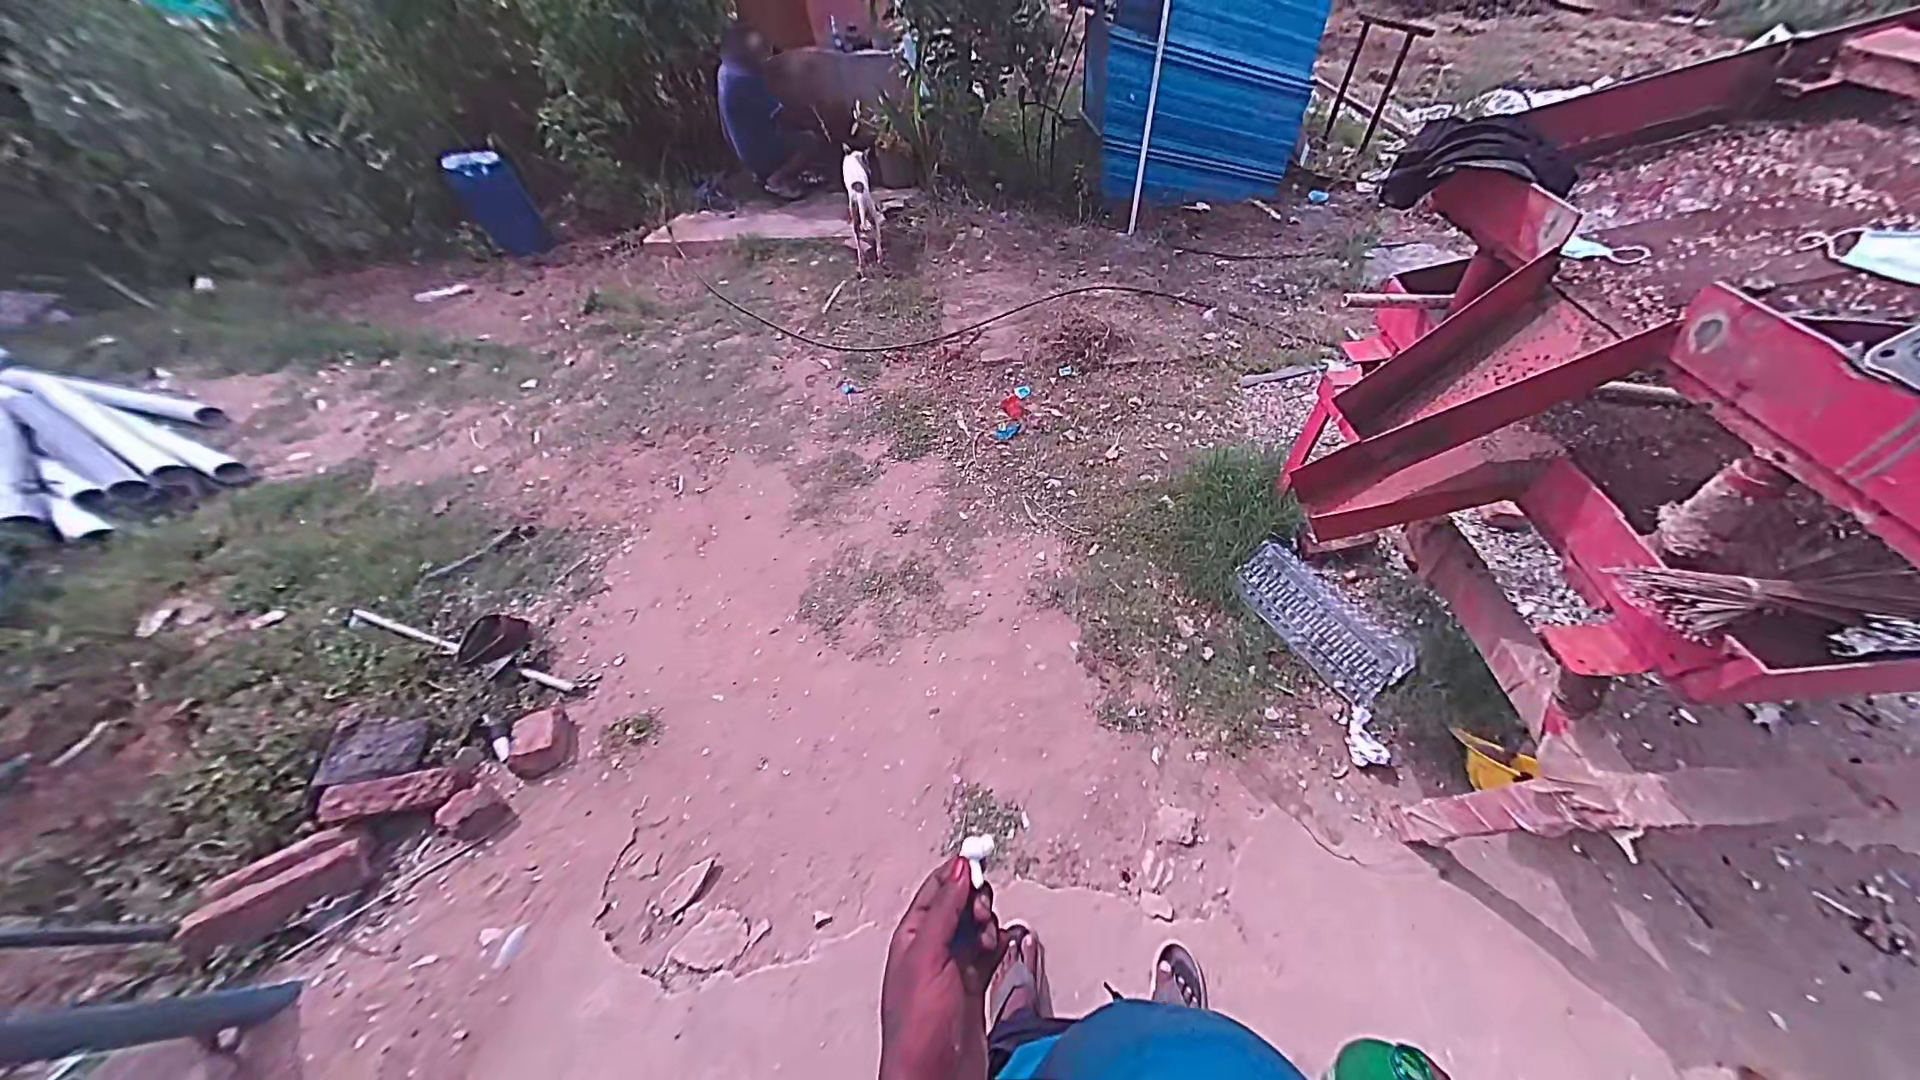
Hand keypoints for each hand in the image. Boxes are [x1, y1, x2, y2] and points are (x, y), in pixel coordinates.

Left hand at [879, 857, 1004, 1079]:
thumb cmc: (919, 1025)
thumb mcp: (928, 956)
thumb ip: (945, 909)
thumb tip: (959, 868)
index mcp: (914, 933)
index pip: (937, 887)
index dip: (958, 872)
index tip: (979, 860)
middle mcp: (934, 945)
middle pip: (961, 903)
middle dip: (976, 900)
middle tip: (981, 914)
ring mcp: (955, 965)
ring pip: (977, 925)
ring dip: (988, 923)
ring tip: (988, 938)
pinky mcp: (973, 985)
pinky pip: (989, 951)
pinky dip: (998, 943)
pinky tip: (1001, 945)